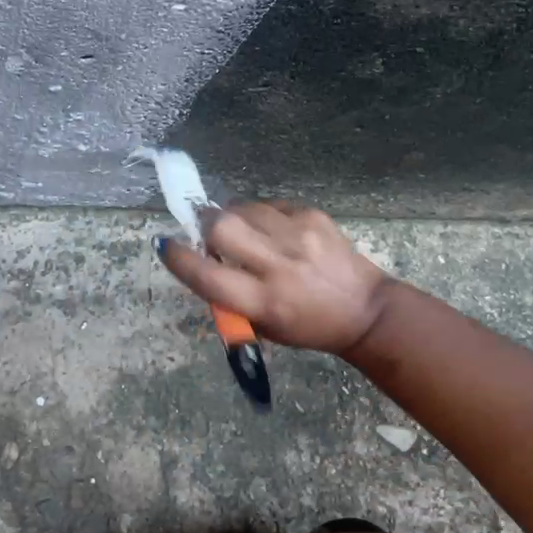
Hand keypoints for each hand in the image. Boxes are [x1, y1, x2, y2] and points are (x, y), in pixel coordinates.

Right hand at [157, 201, 392, 354]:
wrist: (367, 311)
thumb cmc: (308, 326)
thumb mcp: (264, 327)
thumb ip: (228, 298)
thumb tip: (197, 261)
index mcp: (264, 302)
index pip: (208, 276)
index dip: (179, 259)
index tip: (166, 246)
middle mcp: (280, 267)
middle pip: (222, 227)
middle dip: (206, 225)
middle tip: (208, 232)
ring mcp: (299, 237)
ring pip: (243, 208)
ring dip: (234, 217)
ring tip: (245, 231)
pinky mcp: (313, 216)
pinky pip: (270, 204)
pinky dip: (263, 215)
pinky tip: (274, 230)